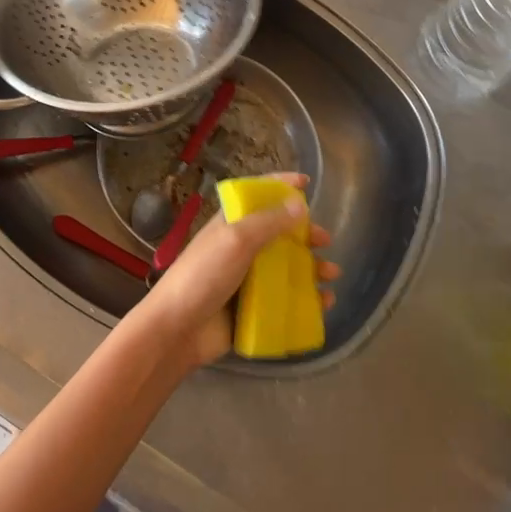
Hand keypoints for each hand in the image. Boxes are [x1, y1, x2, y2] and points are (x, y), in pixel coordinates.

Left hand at [135, 173, 338, 370]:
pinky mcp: (253, 309)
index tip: (306, 182)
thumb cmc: (203, 275)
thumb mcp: (236, 240)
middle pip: (279, 234)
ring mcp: (247, 280)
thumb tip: (299, 204)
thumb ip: (268, 222)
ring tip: (332, 275)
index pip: (257, 196)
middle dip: (305, 234)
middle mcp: (241, 248)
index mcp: (231, 225)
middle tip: (325, 241)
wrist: (178, 330)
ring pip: (287, 268)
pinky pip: (286, 300)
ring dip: (312, 268)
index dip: (280, 186)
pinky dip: (308, 299)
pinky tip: (325, 302)